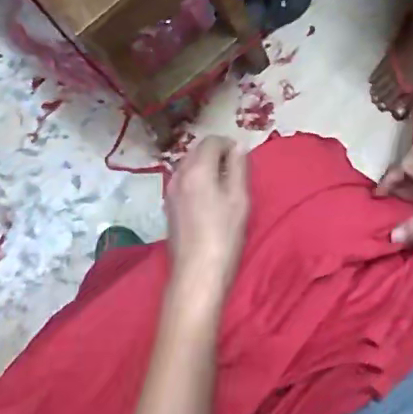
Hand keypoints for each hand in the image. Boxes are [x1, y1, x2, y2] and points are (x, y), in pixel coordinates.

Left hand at [164, 137, 249, 305]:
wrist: (197, 273)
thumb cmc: (224, 234)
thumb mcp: (239, 198)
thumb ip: (239, 167)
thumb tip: (238, 147)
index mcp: (197, 169)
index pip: (211, 141)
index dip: (229, 145)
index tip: (243, 159)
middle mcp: (178, 175)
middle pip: (197, 151)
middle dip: (217, 154)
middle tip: (236, 172)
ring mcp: (170, 192)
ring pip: (189, 166)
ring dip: (206, 168)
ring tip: (225, 187)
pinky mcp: (169, 207)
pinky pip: (184, 182)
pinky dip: (197, 181)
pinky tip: (209, 201)